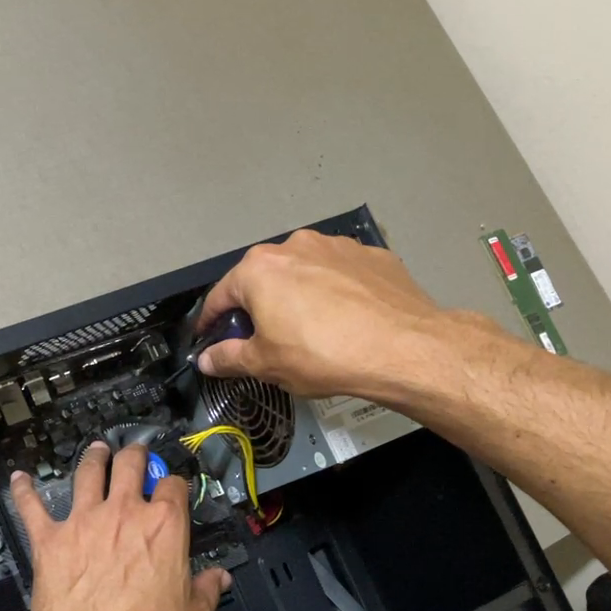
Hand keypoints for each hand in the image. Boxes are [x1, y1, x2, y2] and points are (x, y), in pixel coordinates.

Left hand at [8, 442, 230, 610]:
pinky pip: (32, 506)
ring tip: (96, 451)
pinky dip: (24, 490)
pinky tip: (20, 479)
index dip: (175, 486)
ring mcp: (83, 521)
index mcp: (165, 526)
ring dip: (93, 458)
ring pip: (88, 473)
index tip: (173, 491)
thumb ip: (206, 592)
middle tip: (135, 455)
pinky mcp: (48, 538)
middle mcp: (125, 512)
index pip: (175, 487)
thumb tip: (220, 578)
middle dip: (136, 456)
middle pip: (130, 465)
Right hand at [197, 229, 506, 400]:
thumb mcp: (265, 364)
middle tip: (260, 338)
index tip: (209, 338)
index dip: (210, 321)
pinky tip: (342, 321)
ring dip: (296, 296)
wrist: (402, 348)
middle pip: (262, 278)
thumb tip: (207, 359)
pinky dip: (332, 293)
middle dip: (256, 306)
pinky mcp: (372, 255)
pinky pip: (340, 275)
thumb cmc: (322, 355)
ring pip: (303, 272)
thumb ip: (229, 358)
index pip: (220, 296)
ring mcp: (337, 246)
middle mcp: (295, 246)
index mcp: (260, 270)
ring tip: (306, 329)